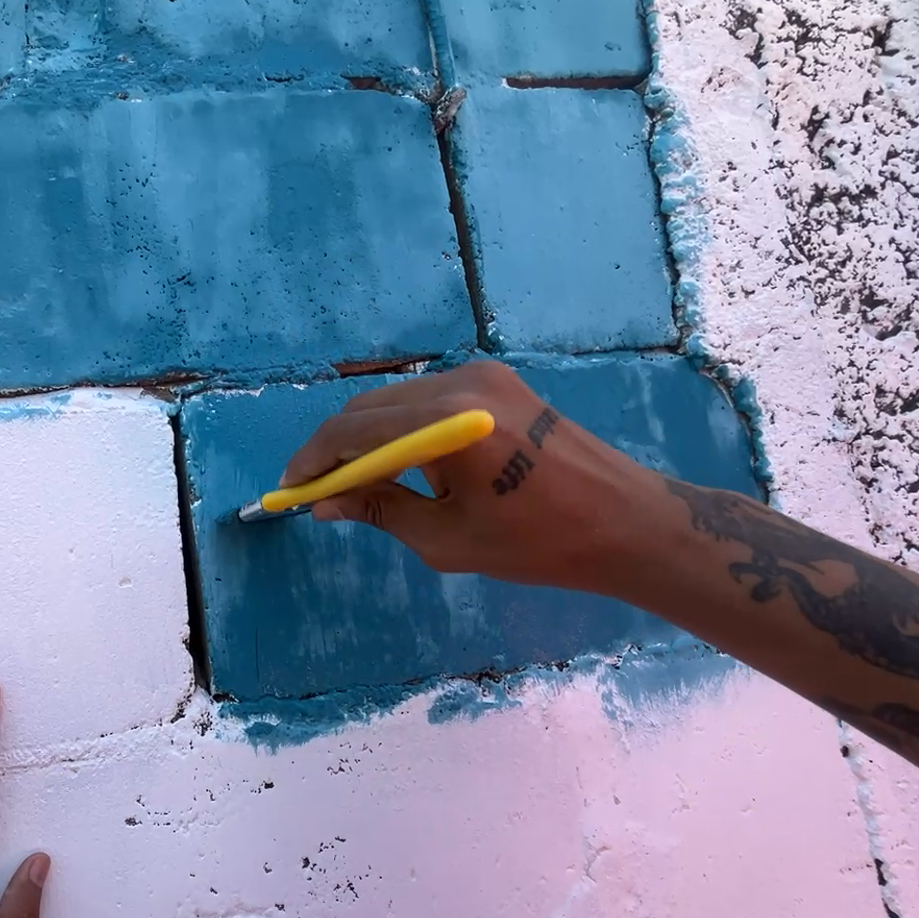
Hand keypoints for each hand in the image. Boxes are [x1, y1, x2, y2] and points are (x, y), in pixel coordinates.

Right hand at [280, 359, 669, 593]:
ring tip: (354, 482)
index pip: (354, 431)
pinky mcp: (496, 379)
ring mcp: (481, 374)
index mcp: (449, 422)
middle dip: (334, 448)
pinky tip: (396, 464)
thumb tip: (325, 504)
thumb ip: (378, 510)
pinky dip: (397, 429)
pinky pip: (424, 399)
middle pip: (368, 408)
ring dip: (364, 438)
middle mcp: (460, 382)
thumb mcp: (445, 538)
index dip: (314, 460)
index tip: (290, 488)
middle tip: (316, 489)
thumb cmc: (537, 544)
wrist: (628, 522)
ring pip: (393, 401)